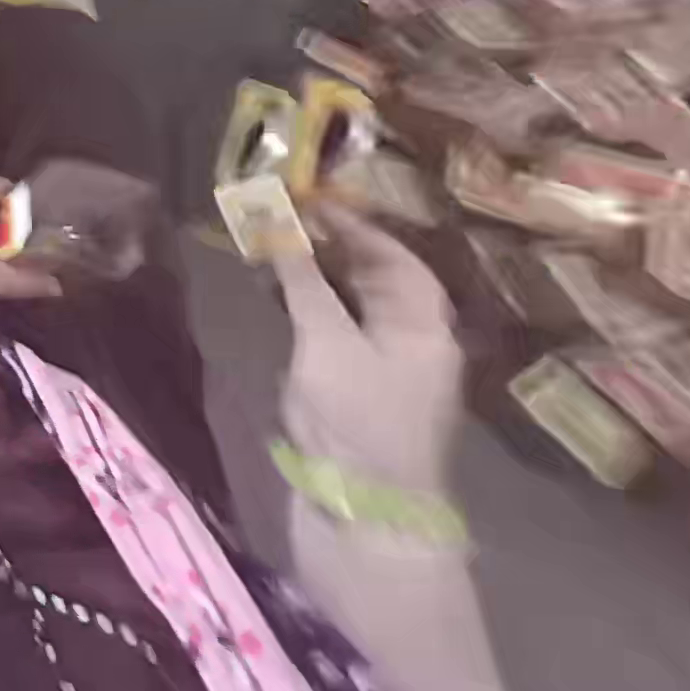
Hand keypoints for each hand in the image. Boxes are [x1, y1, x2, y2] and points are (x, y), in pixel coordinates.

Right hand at [273, 204, 463, 491]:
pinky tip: (272, 288)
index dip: (356, 227)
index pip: (394, 260)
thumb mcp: (327, 340)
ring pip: (342, 296)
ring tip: (269, 247)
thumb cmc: (355, 408)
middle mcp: (403, 333)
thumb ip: (303, 283)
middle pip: (369, 275)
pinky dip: (300, 298)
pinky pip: (324, 319)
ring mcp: (372, 353)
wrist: (359, 487)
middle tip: (281, 220)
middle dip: (327, 245)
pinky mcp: (342, 369)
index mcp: (420, 324)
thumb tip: (280, 230)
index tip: (313, 202)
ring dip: (308, 270)